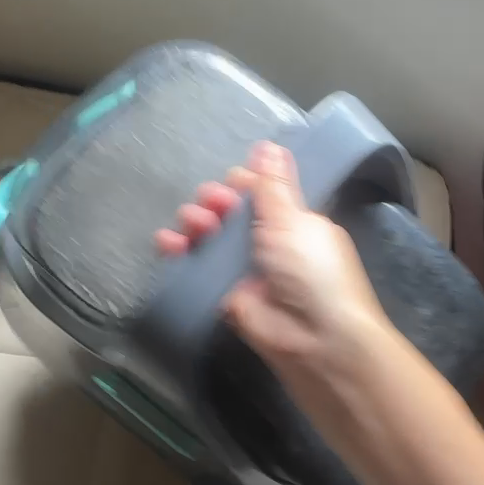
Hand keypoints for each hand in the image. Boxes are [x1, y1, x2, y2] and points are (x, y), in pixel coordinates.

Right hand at [157, 141, 389, 373]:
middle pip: (232, 213)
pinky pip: (197, 270)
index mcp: (297, 223)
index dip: (245, 183)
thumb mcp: (294, 220)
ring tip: (195, 223)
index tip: (236, 180)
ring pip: (211, 239)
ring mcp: (248, 273)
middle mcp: (273, 246)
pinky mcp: (226, 299)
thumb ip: (274, 186)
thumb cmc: (313, 271)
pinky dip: (178, 253)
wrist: (316, 339)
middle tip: (215, 204)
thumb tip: (270, 145)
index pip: (264, 194)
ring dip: (197, 222)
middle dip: (217, 200)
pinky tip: (167, 243)